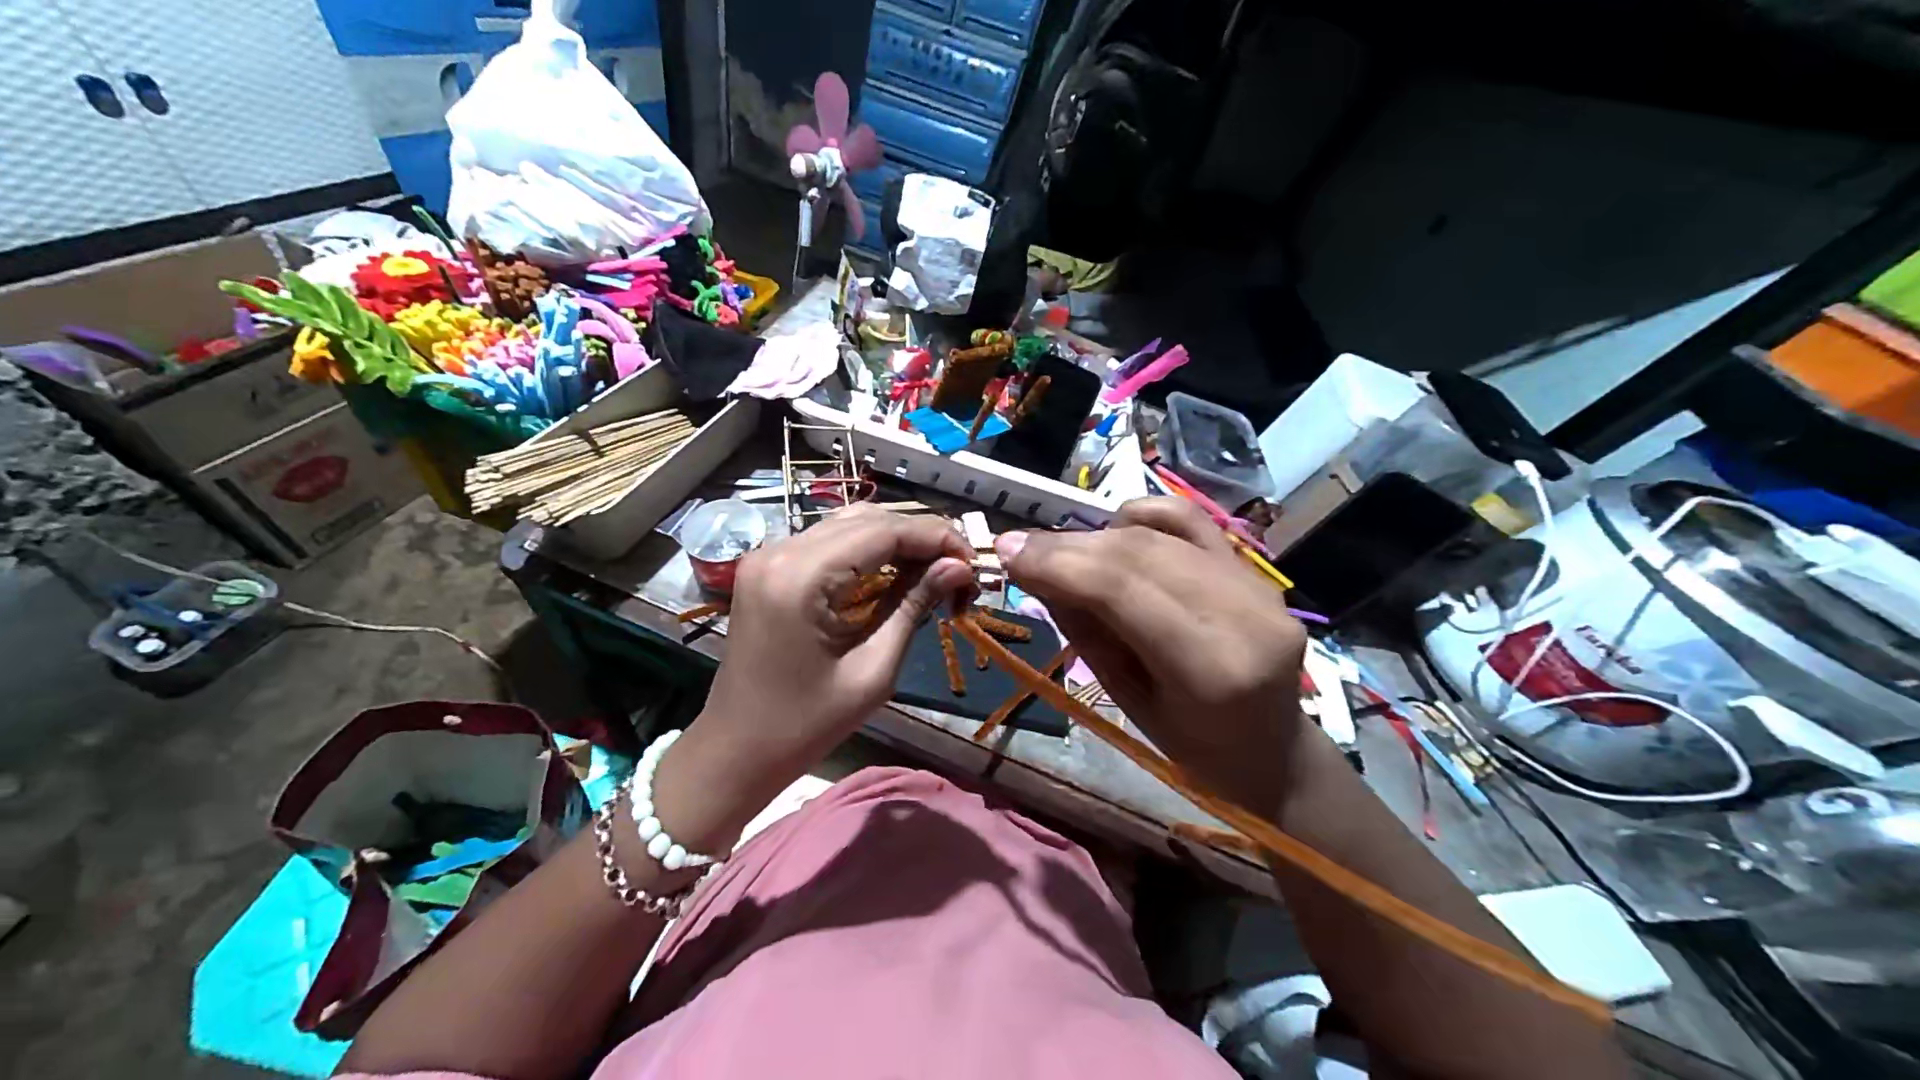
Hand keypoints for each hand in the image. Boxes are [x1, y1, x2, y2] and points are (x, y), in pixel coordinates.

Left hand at [654, 506, 974, 850]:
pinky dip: (867, 550)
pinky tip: (894, 572)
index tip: (973, 563)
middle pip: (867, 519)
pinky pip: (828, 541)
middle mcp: (780, 550)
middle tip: (958, 571)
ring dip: (896, 540)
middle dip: (920, 537)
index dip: (936, 538)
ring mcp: (768, 554)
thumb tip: (960, 567)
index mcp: (801, 577)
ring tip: (934, 571)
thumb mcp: (873, 670)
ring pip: (848, 524)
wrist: (737, 749)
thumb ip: (914, 606)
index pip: (883, 531)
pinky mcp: (768, 566)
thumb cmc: (807, 724)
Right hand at [996, 497, 1309, 812]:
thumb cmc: (1191, 745)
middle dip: (1066, 546)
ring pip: (1159, 534)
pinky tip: (1115, 533)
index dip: (1057, 563)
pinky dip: (1142, 518)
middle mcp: (1243, 616)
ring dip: (1094, 535)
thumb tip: (1035, 572)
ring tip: (1057, 550)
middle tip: (1018, 548)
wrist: (1269, 746)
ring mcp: (1256, 586)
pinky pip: (1189, 521)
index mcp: (1211, 669)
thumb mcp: (1125, 699)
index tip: (1006, 553)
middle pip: (1138, 553)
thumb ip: (1085, 630)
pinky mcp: (1254, 570)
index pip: (1121, 589)